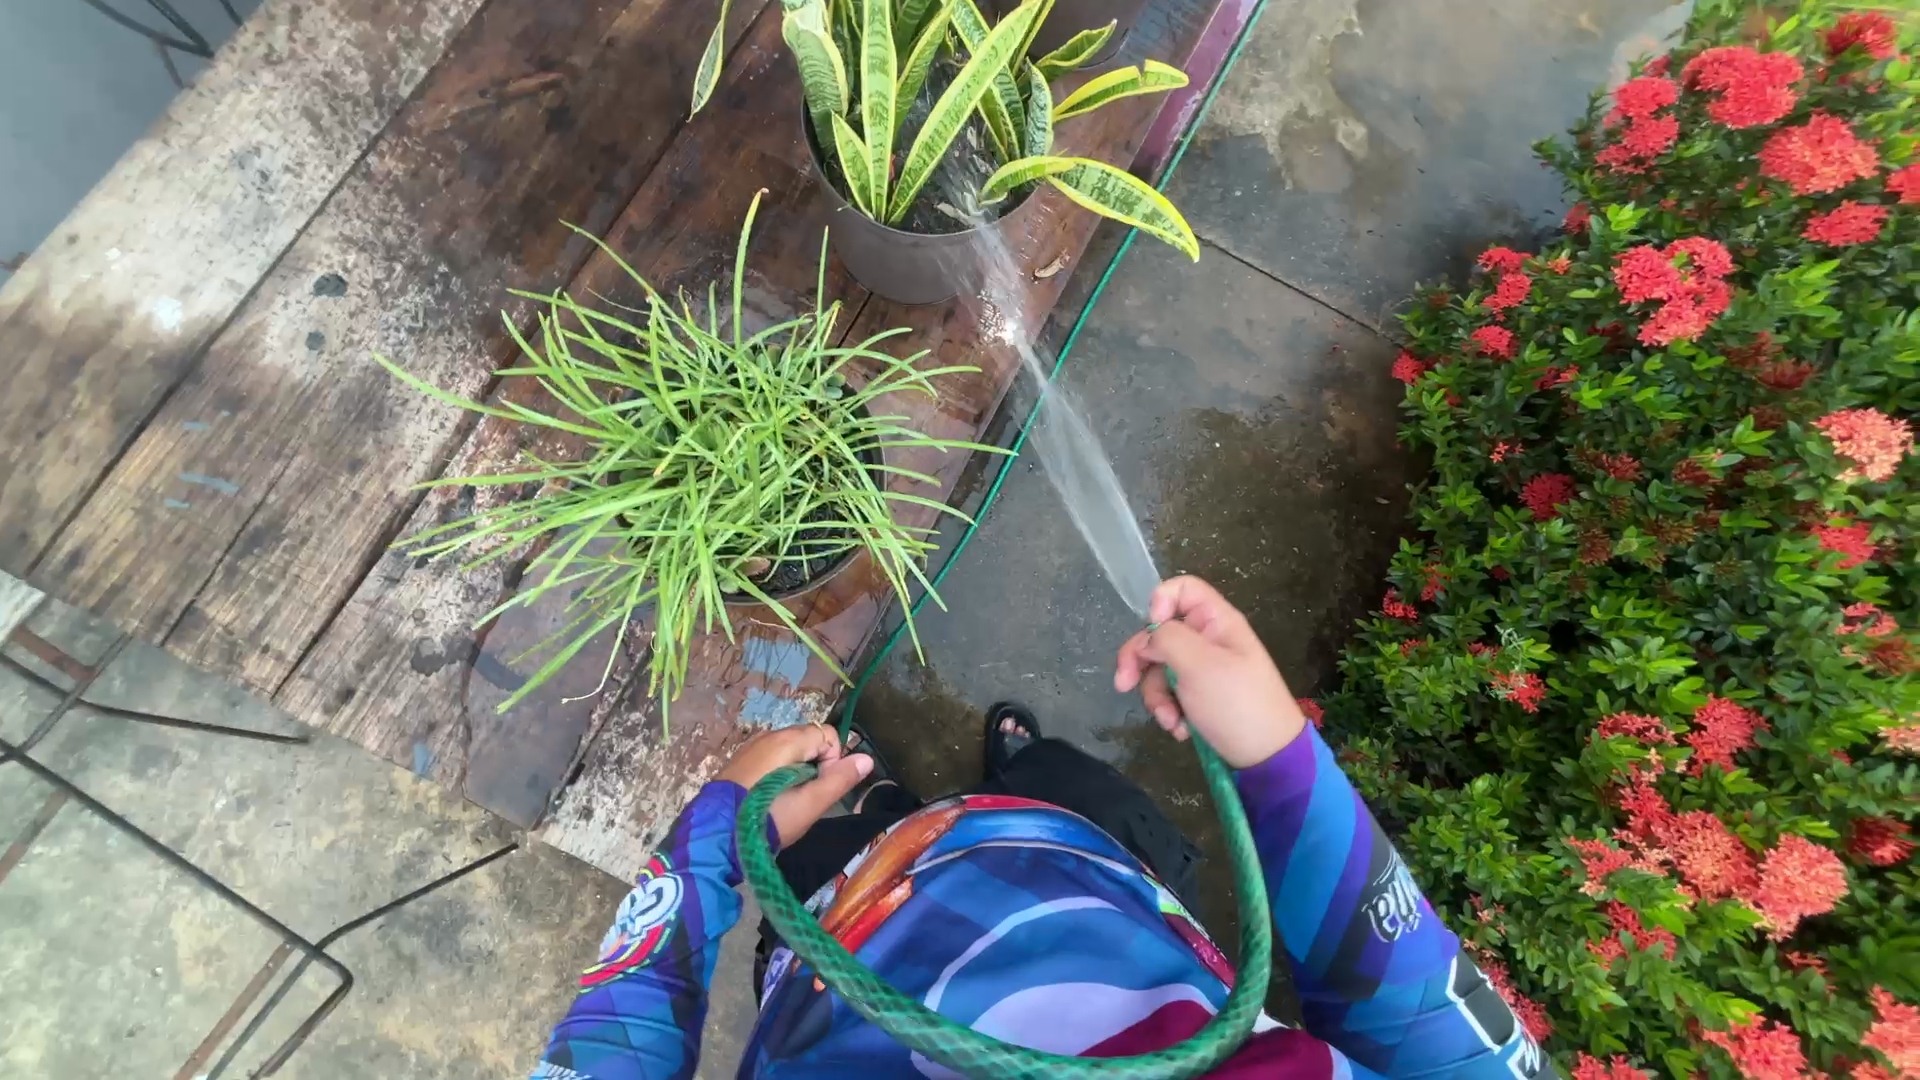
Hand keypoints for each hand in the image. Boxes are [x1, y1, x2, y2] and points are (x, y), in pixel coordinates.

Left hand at [719, 724, 872, 846]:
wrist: (713, 840)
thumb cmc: (768, 820)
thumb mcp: (809, 805)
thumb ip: (839, 780)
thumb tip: (866, 758)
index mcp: (787, 741)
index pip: (828, 734)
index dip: (833, 761)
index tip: (821, 788)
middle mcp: (769, 736)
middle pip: (809, 740)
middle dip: (816, 766)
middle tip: (805, 798)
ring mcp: (751, 748)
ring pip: (790, 750)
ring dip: (798, 771)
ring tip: (786, 802)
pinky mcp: (739, 762)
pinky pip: (771, 759)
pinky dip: (778, 773)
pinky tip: (769, 799)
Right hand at [1114, 575, 1306, 769]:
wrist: (1268, 759)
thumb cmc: (1237, 704)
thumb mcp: (1200, 664)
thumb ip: (1167, 639)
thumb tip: (1147, 640)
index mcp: (1216, 621)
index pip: (1181, 589)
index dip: (1159, 603)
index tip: (1151, 633)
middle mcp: (1207, 640)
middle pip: (1158, 633)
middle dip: (1140, 661)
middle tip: (1124, 684)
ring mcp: (1202, 669)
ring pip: (1158, 668)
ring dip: (1156, 696)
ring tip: (1170, 721)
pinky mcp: (1197, 695)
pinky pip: (1168, 693)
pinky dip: (1168, 710)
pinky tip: (1179, 728)